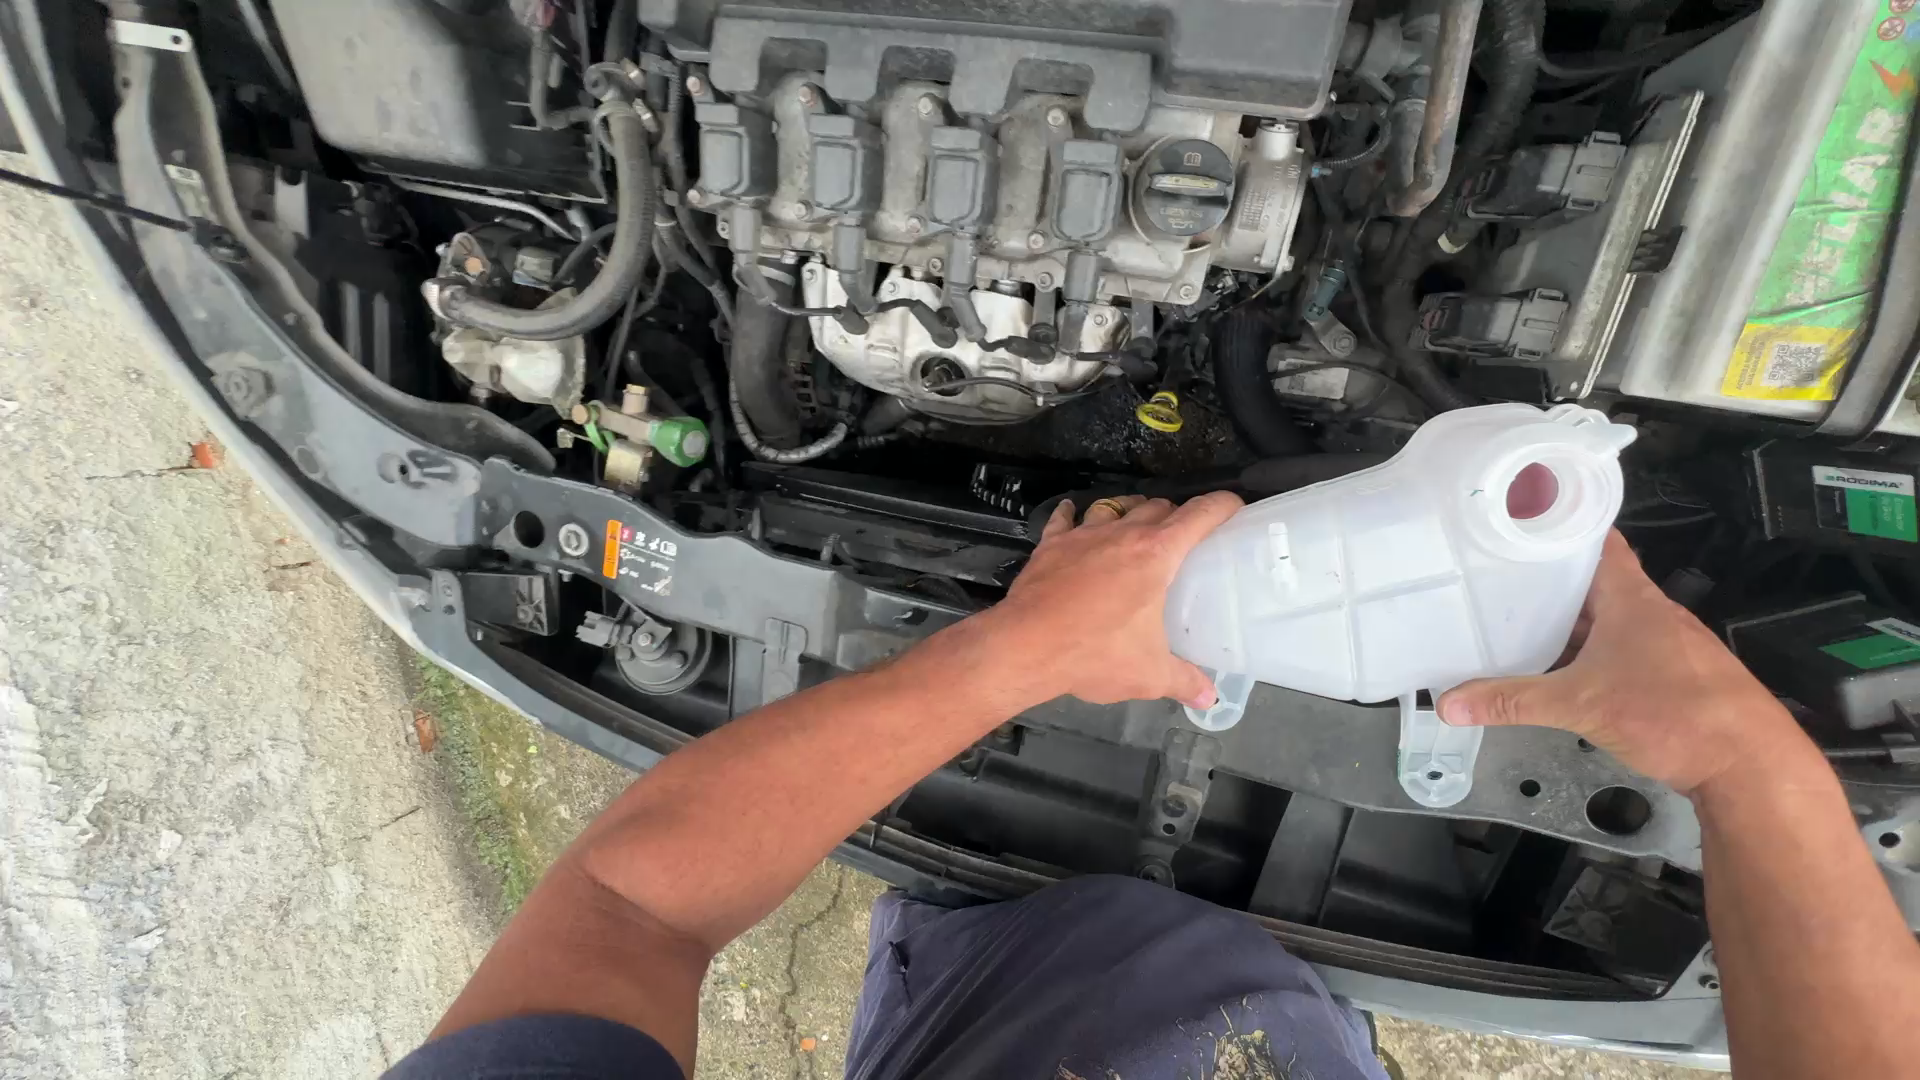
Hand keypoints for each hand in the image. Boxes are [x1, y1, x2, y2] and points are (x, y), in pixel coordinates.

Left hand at [979, 492, 1242, 709]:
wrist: (1026, 646)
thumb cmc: (1095, 654)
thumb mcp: (1149, 674)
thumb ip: (1184, 681)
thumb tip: (1210, 697)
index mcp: (1156, 555)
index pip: (1199, 515)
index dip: (1222, 506)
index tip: (1234, 509)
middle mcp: (1121, 533)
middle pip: (1158, 506)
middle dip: (1176, 515)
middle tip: (1183, 537)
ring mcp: (1082, 535)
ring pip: (1114, 506)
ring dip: (1130, 511)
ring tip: (1137, 524)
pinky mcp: (1050, 544)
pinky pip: (1064, 518)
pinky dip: (1071, 515)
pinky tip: (1072, 515)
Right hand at [1437, 531, 1800, 795]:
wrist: (1756, 771)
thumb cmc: (1672, 716)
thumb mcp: (1577, 706)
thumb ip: (1509, 701)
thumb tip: (1446, 705)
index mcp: (1633, 601)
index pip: (1598, 545)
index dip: (1560, 529)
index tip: (1517, 523)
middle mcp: (1652, 614)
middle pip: (1591, 584)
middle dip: (1543, 581)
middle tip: (1490, 577)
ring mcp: (1666, 646)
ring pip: (1604, 619)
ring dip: (1563, 620)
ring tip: (1510, 621)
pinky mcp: (1673, 675)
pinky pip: (1617, 649)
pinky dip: (1584, 650)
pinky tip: (1553, 667)